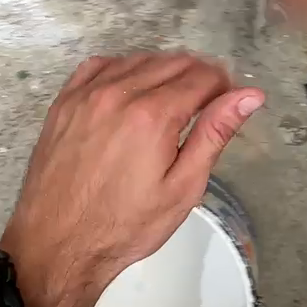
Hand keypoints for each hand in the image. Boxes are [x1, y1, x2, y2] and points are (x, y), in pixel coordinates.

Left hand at [0, 53, 263, 306]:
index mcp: (153, 115)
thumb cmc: (125, 226)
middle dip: (199, 78)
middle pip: (174, 62)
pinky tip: (131, 91)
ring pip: (140, 59)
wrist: (56, 247)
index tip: (227, 104)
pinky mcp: (65, 101)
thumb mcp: (184, 187)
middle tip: (205, 108)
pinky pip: (102, 64)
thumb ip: (216, 133)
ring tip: (172, 103)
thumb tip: (250, 95)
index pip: (203, 76)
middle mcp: (119, 93)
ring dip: (164, 72)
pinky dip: (125, 69)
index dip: (223, 87)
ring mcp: (87, 93)